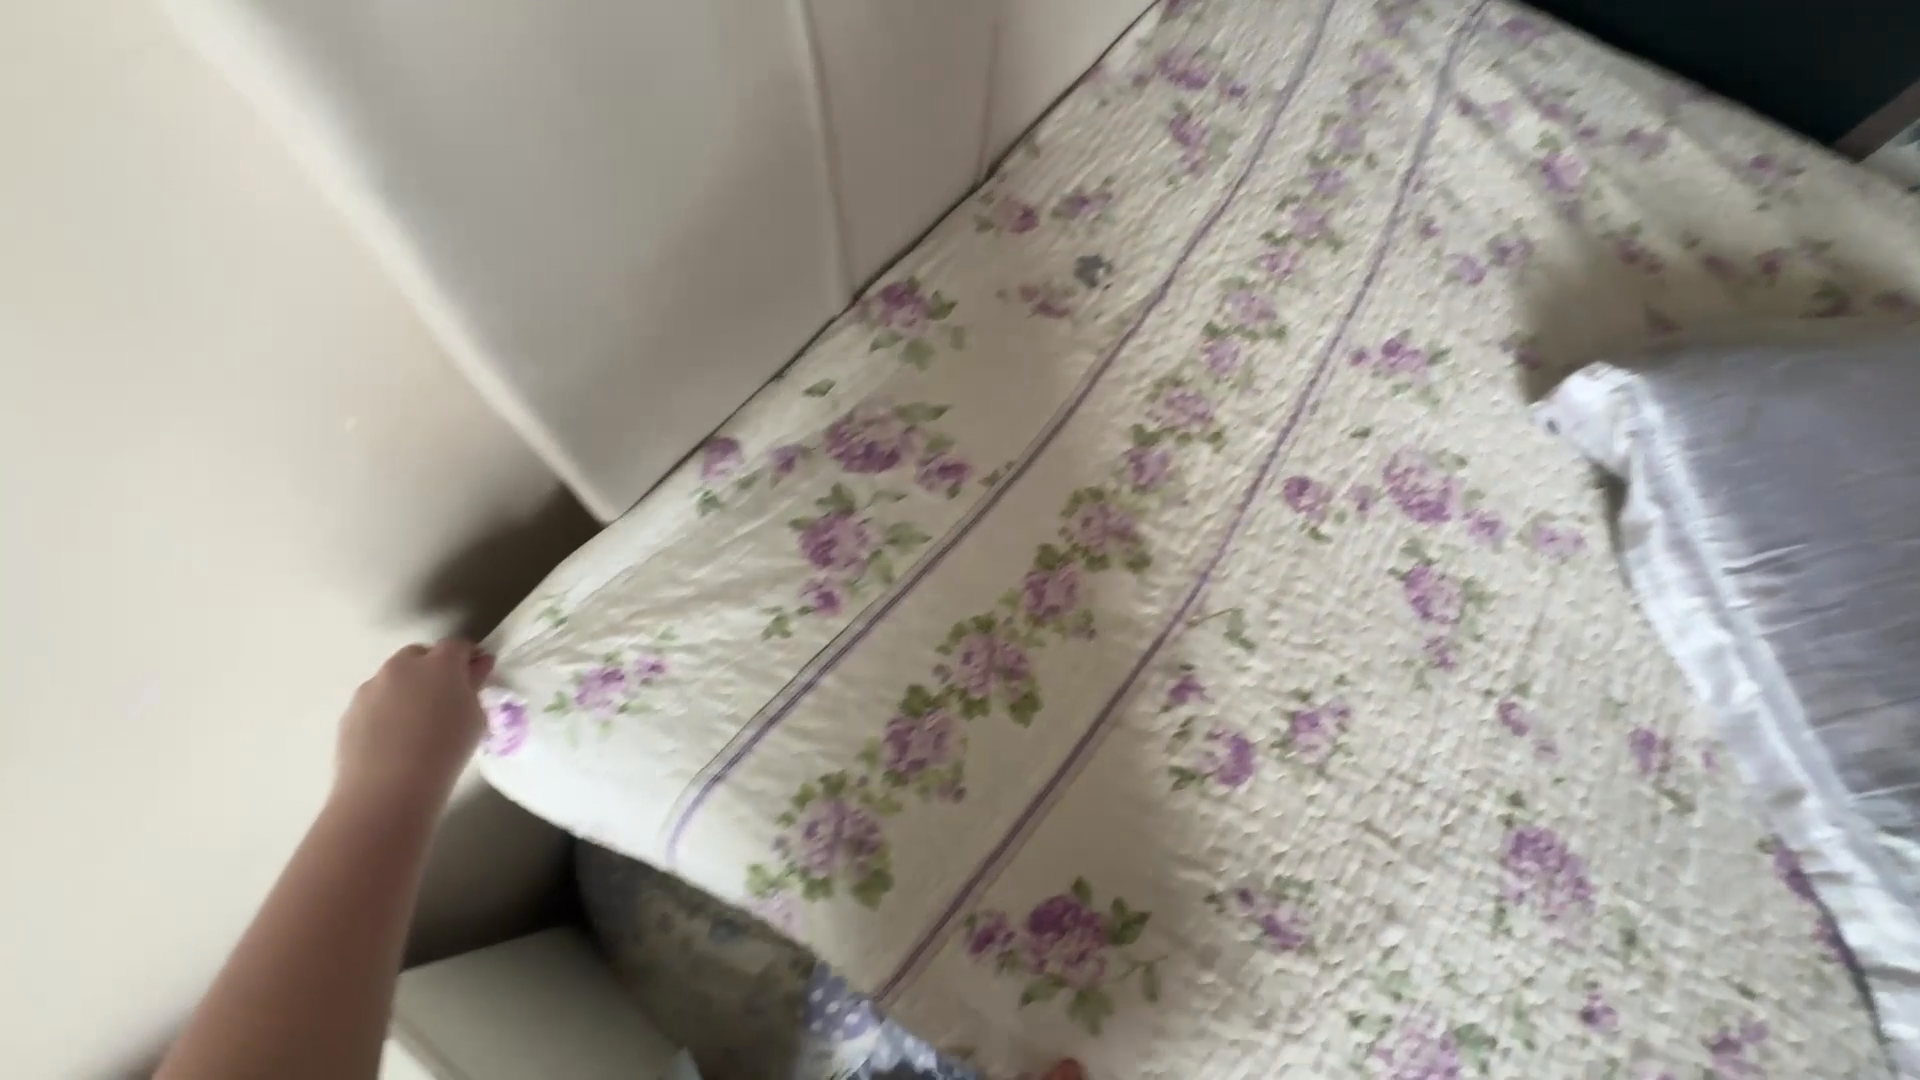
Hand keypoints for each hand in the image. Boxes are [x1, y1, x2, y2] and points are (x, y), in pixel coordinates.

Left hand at [333, 640, 493, 811]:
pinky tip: (394, 738)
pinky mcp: (349, 711)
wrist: (388, 787)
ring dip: (407, 688)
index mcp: (439, 663)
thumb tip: (476, 667)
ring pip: (393, 677)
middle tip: (445, 697)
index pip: (457, 645)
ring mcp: (371, 688)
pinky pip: (374, 701)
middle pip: (420, 654)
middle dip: (433, 667)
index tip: (475, 675)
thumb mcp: (476, 716)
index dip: (467, 657)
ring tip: (416, 721)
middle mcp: (402, 667)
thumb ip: (474, 685)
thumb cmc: (446, 748)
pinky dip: (386, 709)